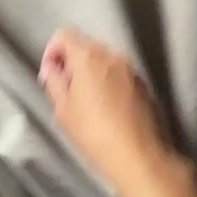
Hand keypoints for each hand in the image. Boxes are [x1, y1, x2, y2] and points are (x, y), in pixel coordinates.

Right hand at [40, 28, 177, 187]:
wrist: (142, 161)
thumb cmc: (95, 135)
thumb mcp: (63, 110)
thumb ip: (53, 82)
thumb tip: (52, 69)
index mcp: (88, 57)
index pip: (63, 35)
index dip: (51, 51)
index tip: (51, 75)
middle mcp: (112, 55)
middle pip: (85, 46)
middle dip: (72, 63)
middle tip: (67, 90)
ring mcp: (132, 70)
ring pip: (103, 61)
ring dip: (92, 73)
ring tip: (89, 102)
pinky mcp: (145, 86)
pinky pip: (119, 75)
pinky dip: (109, 83)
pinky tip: (109, 109)